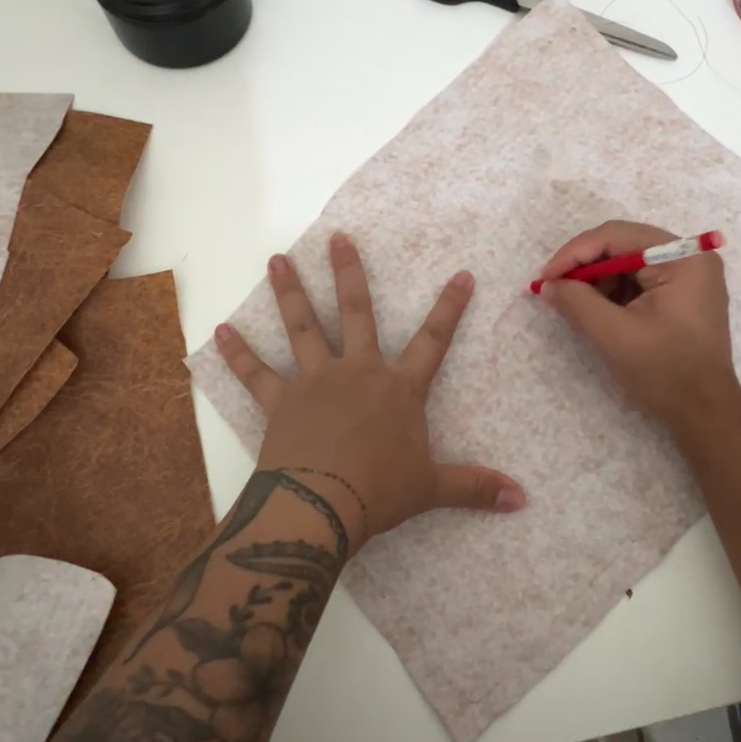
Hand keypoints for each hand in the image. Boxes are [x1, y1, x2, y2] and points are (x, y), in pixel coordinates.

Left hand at [215, 232, 526, 552]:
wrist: (321, 505)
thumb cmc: (380, 492)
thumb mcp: (432, 488)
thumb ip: (474, 487)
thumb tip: (522, 499)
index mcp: (399, 388)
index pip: (434, 339)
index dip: (450, 306)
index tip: (462, 274)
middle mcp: (358, 371)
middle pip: (356, 311)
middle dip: (348, 271)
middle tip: (337, 236)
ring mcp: (315, 381)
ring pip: (302, 326)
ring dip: (290, 291)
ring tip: (276, 259)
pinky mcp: (279, 402)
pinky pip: (255, 373)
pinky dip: (237, 353)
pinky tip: (219, 331)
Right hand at [538, 220, 740, 435]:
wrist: (706, 414)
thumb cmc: (665, 373)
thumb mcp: (613, 336)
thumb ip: (577, 302)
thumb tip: (547, 284)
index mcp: (682, 258)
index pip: (616, 236)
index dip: (574, 253)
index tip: (545, 278)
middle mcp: (690, 256)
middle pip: (623, 244)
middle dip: (585, 266)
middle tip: (555, 288)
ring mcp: (690, 275)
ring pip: (629, 261)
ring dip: (597, 279)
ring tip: (574, 304)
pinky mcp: (684, 293)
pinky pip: (640, 279)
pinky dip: (614, 291)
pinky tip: (597, 310)